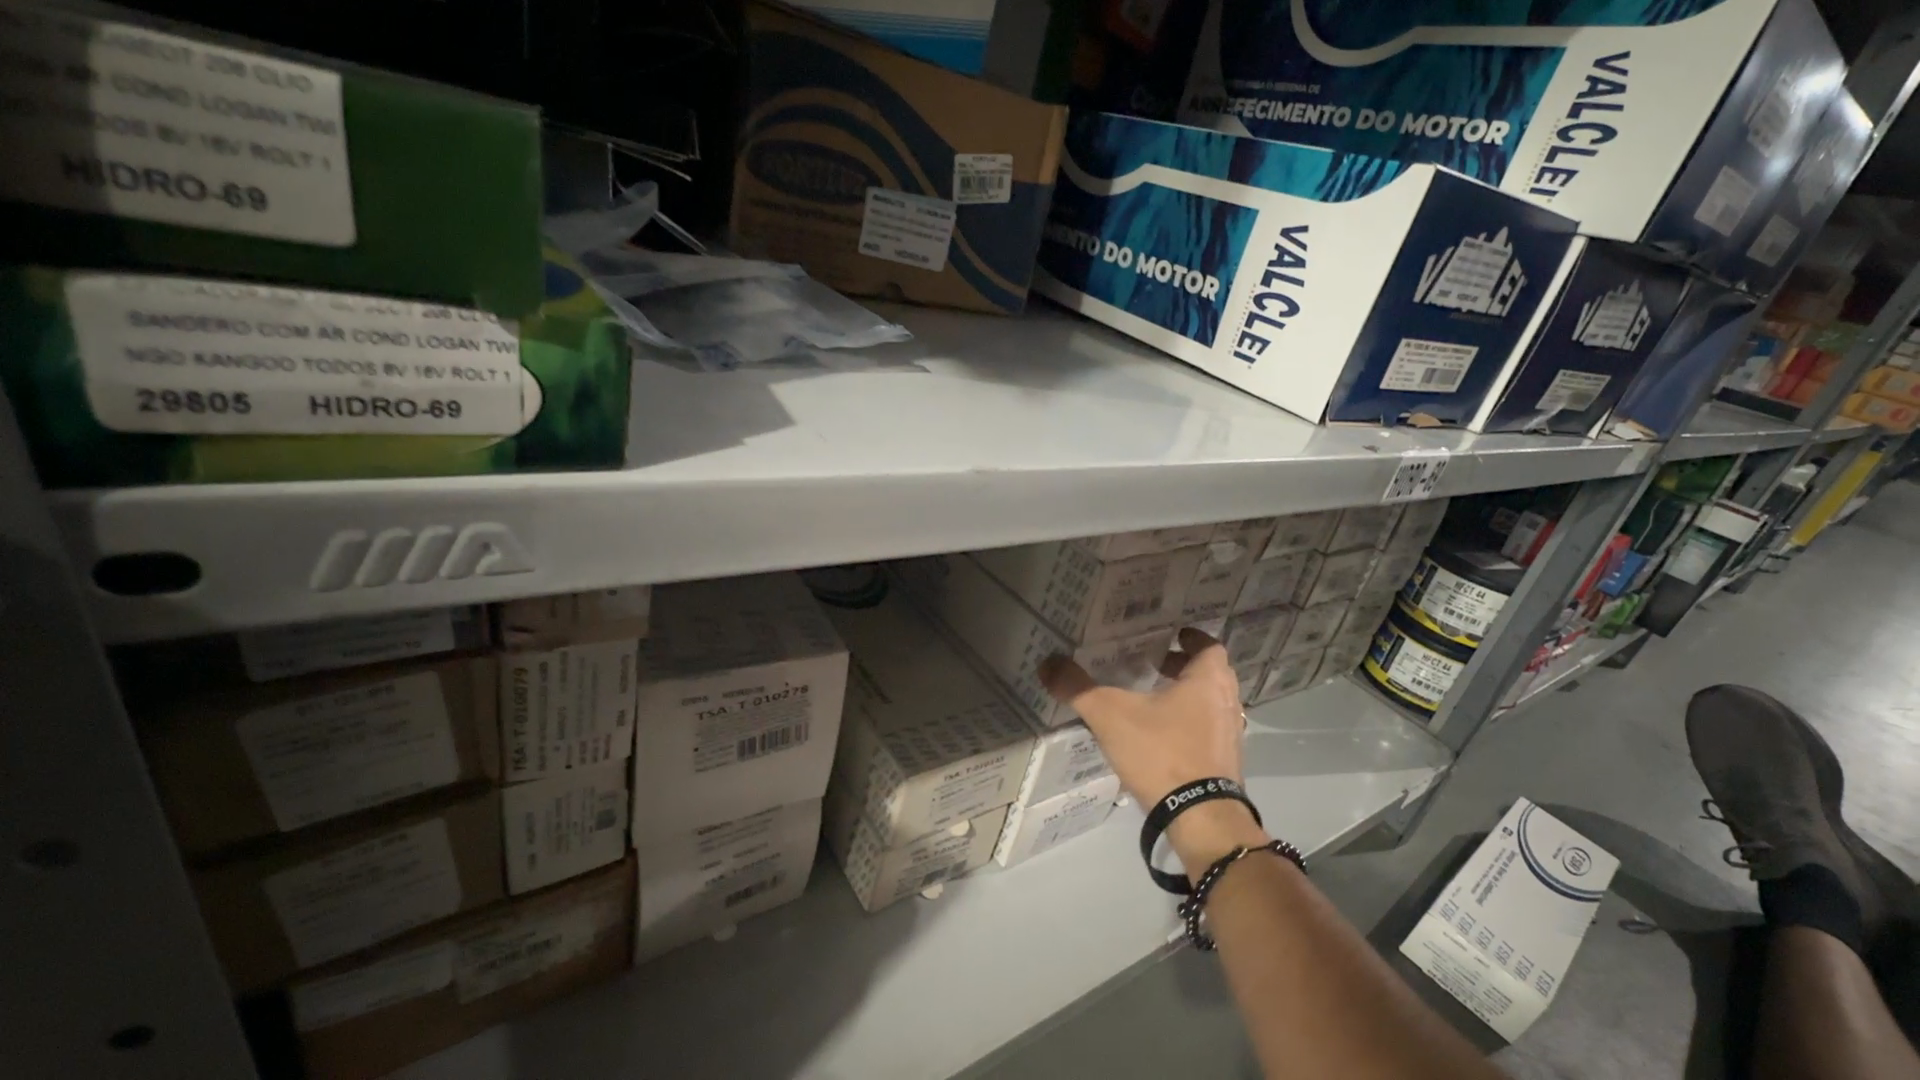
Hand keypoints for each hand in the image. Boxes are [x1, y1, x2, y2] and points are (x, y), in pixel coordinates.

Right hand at [1040, 627, 1267, 877]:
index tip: (1172, 635)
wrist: (1200, 818)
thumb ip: (1079, 689)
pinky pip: (1208, 734)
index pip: (1210, 646)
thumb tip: (1048, 663)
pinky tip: (1161, 739)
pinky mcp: (1225, 766)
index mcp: (1208, 681)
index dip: (1193, 638)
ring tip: (1154, 701)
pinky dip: (1190, 727)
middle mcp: (1227, 704)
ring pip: (1211, 705)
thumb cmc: (1161, 753)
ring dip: (1188, 698)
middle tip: (1156, 664)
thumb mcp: (1110, 716)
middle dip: (1185, 667)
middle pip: (1212, 675)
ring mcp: (1230, 737)